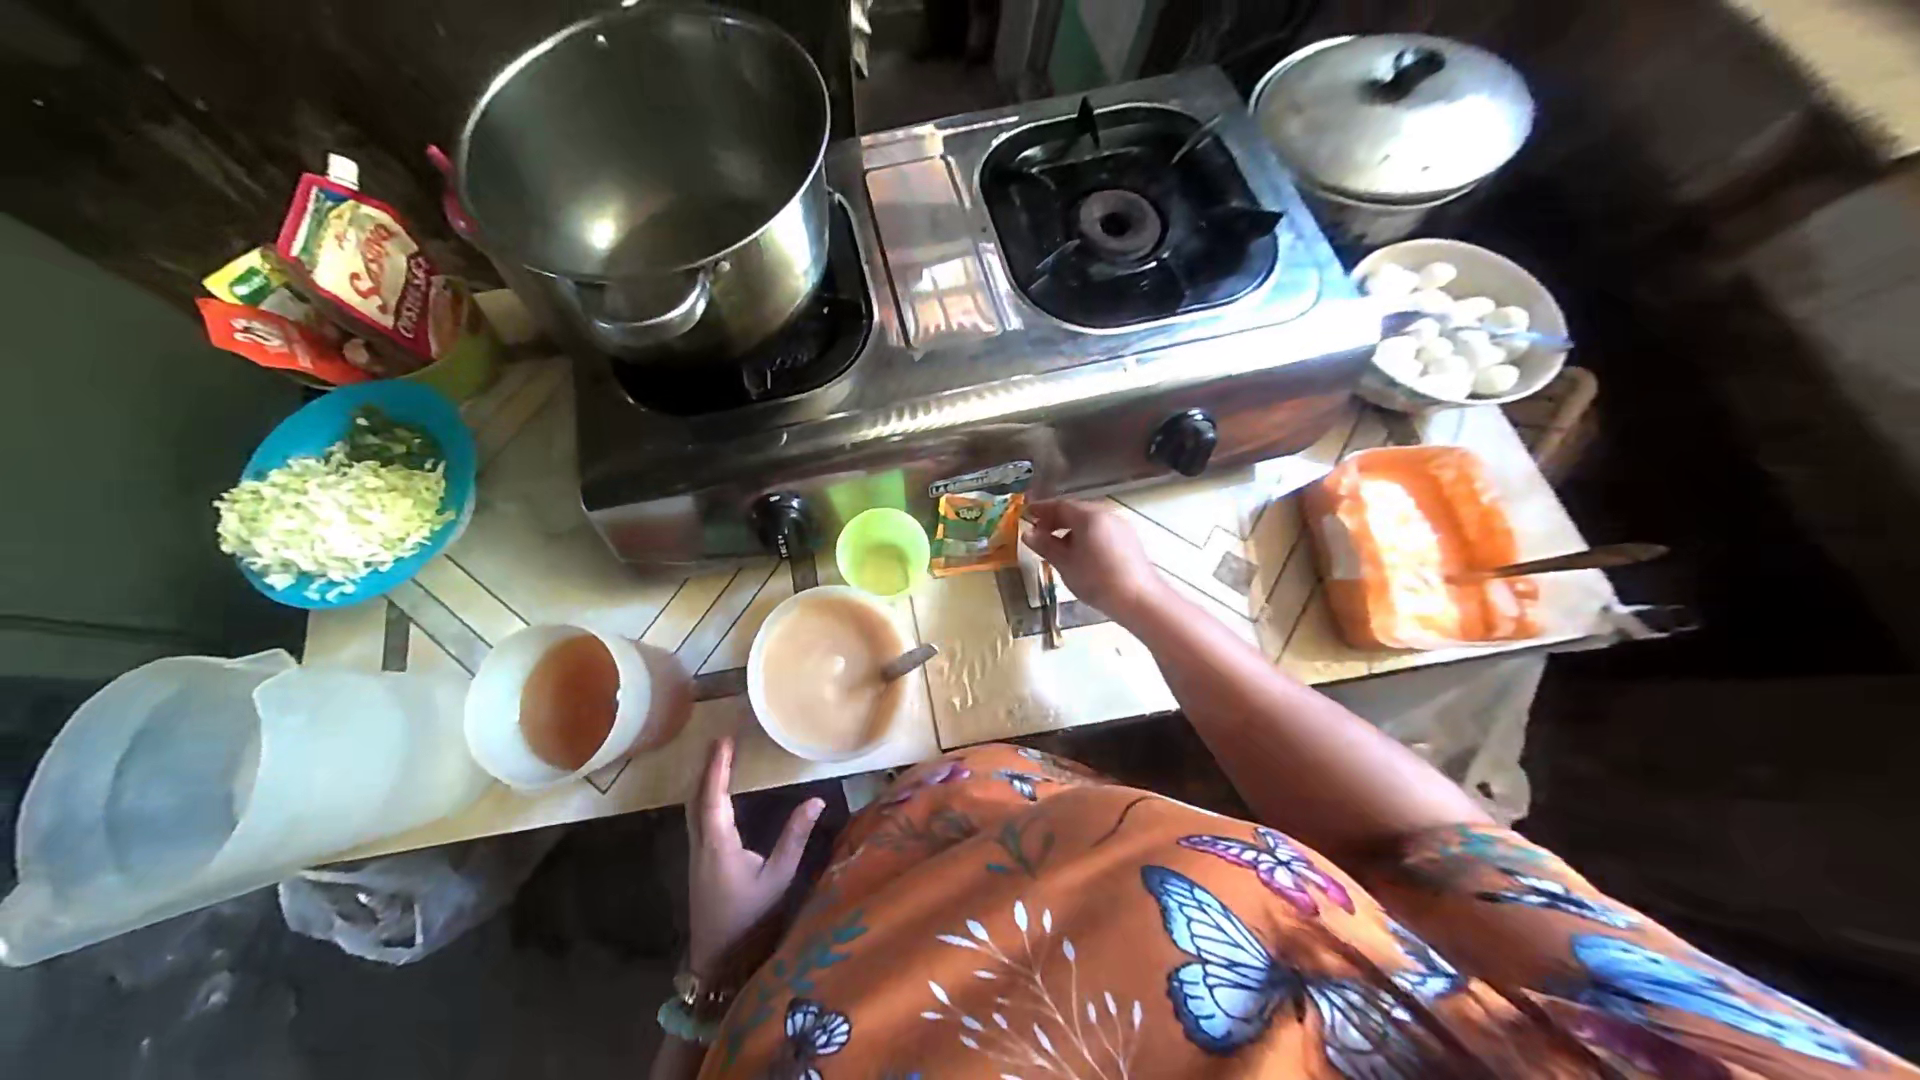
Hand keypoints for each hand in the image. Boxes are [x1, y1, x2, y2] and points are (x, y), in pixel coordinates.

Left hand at [685, 737, 823, 977]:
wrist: (718, 958)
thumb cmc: (750, 918)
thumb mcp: (779, 877)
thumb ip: (795, 837)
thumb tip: (816, 800)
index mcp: (718, 844)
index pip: (714, 796)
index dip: (718, 767)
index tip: (725, 740)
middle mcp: (701, 843)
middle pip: (697, 796)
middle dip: (708, 767)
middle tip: (721, 741)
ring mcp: (695, 852)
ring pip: (693, 807)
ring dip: (704, 780)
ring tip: (718, 758)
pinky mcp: (698, 859)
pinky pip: (696, 817)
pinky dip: (703, 795)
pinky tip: (714, 792)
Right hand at [1022, 499, 1168, 622]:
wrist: (1138, 599)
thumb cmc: (1096, 579)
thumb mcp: (1064, 563)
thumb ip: (1045, 545)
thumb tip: (1028, 533)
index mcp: (1089, 515)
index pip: (1059, 505)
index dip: (1041, 509)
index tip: (1026, 515)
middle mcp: (1106, 514)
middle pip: (1075, 511)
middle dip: (1055, 520)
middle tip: (1038, 532)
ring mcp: (1120, 526)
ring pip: (1089, 521)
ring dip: (1070, 529)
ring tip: (1057, 547)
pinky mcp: (1129, 539)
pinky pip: (1101, 530)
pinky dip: (1086, 536)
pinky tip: (1080, 554)